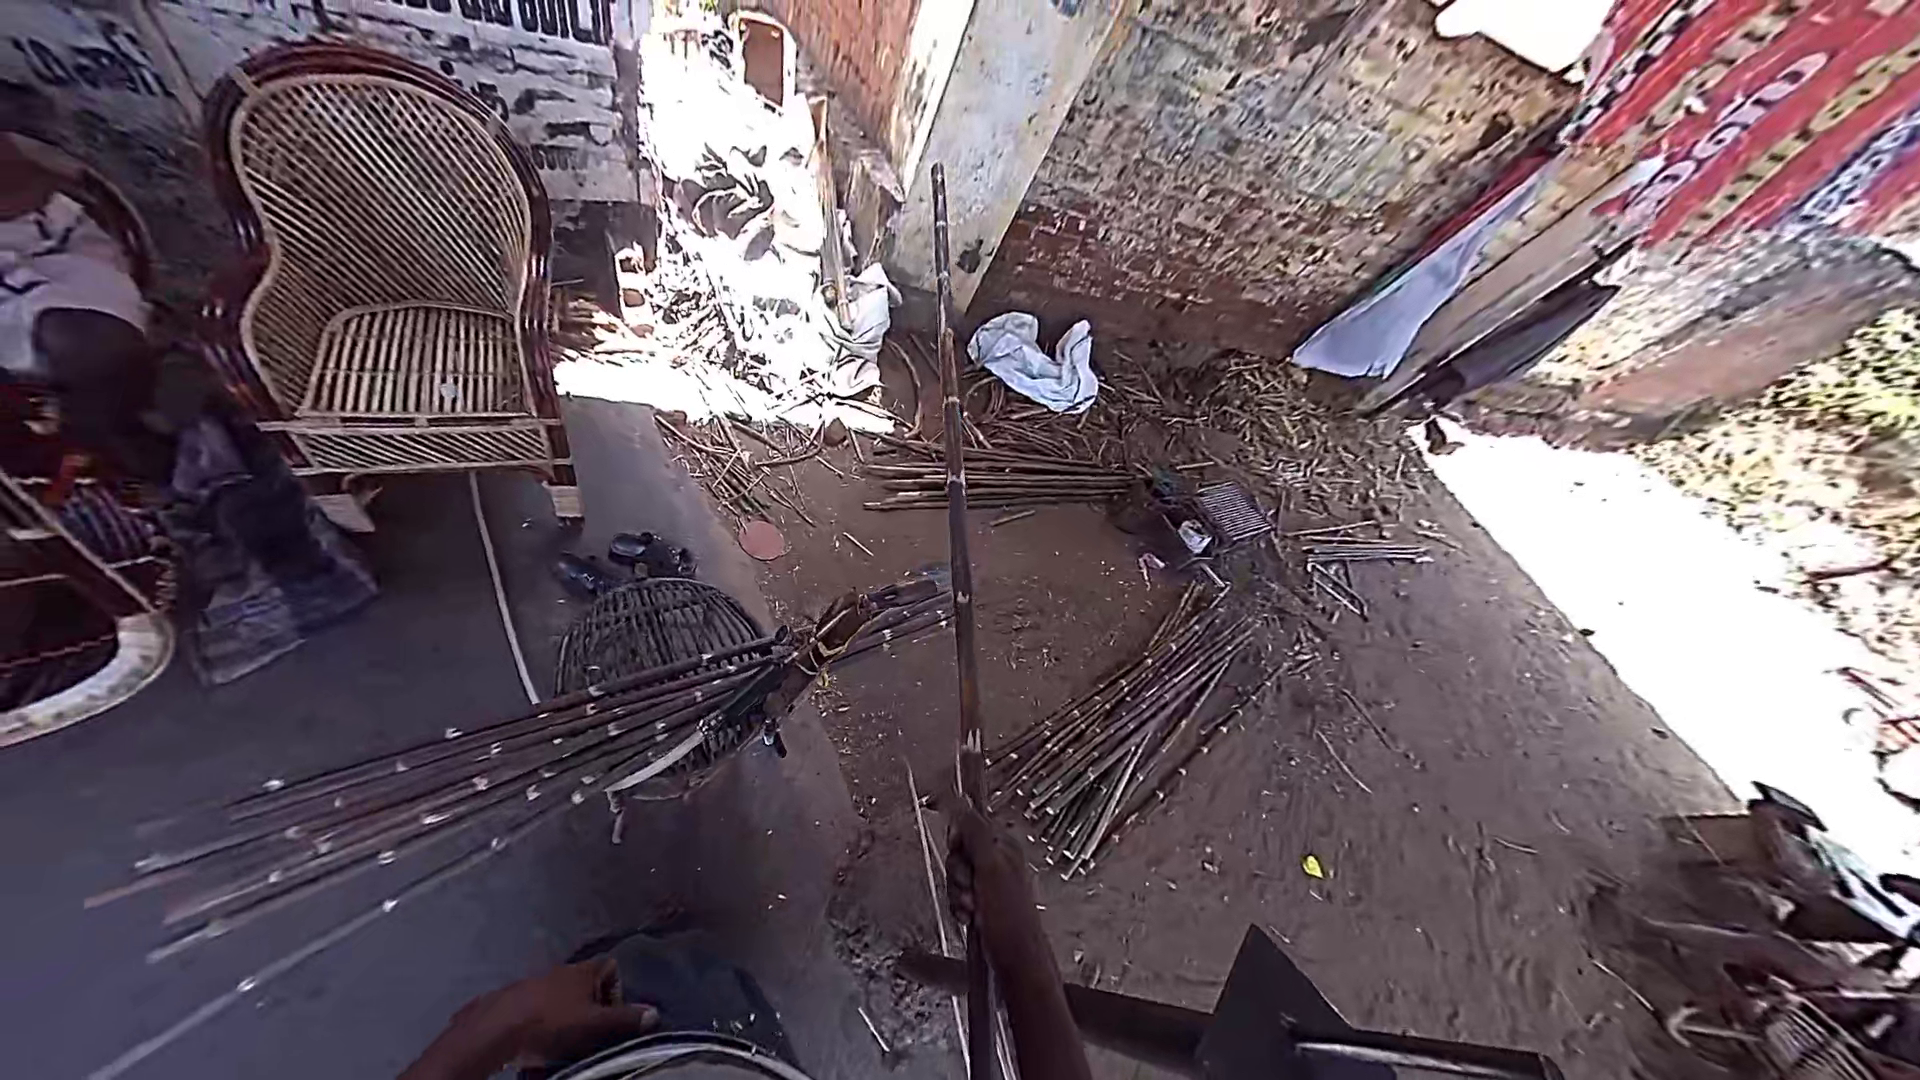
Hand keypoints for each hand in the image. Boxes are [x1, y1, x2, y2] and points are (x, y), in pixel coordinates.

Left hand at [414, 959, 657, 1078]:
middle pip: (582, 987)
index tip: (608, 1018)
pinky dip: (527, 1029)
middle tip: (580, 1041)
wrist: (491, 1032)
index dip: (615, 991)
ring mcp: (530, 985)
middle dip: (583, 1013)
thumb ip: (625, 1020)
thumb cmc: (551, 1024)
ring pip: (553, 1001)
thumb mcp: (593, 1026)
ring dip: (555, 1023)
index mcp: (584, 971)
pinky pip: (524, 1014)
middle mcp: (560, 971)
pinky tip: (522, 1050)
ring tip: (550, 1052)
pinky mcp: (503, 1003)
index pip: (611, 968)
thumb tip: (656, 1013)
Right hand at [945, 805, 1094, 1079]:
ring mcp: (989, 883)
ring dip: (957, 894)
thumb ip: (974, 831)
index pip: (968, 824)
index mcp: (1004, 844)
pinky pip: (957, 896)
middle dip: (957, 872)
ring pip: (955, 876)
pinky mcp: (981, 904)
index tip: (959, 853)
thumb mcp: (990, 866)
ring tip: (972, 908)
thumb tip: (959, 799)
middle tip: (971, 888)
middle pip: (958, 852)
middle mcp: (998, 859)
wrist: (1017, 964)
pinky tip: (969, 919)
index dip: (959, 841)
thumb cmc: (1009, 916)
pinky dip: (958, 907)